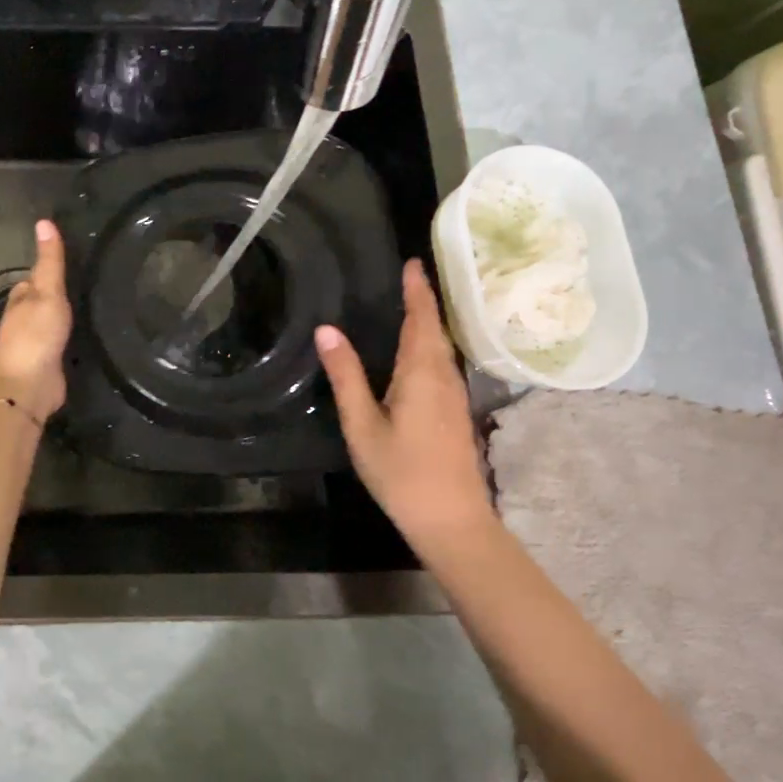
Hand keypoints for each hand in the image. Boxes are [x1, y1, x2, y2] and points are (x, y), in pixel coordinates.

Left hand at [0, 220, 72, 420]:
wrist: (30, 385)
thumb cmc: (36, 334)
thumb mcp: (47, 291)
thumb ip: (50, 261)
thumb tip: (44, 222)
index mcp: (20, 298)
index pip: (35, 276)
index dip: (50, 267)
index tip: (71, 258)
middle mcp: (24, 318)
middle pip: (42, 300)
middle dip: (58, 293)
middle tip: (87, 282)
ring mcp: (34, 342)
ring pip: (50, 322)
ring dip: (64, 317)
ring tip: (91, 306)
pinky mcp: (46, 362)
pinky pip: (59, 343)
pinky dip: (68, 338)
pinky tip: (84, 337)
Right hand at [315, 259, 490, 540]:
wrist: (451, 520)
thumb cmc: (401, 471)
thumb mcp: (362, 425)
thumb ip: (346, 376)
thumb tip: (327, 330)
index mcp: (421, 374)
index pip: (421, 320)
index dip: (417, 290)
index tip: (412, 262)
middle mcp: (444, 377)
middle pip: (436, 330)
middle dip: (424, 301)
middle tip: (407, 276)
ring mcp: (455, 397)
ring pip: (442, 348)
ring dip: (428, 322)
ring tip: (409, 303)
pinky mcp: (456, 413)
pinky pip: (442, 364)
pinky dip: (430, 345)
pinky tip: (415, 352)